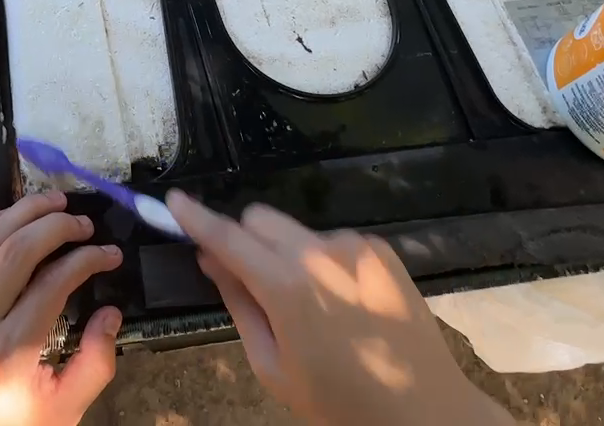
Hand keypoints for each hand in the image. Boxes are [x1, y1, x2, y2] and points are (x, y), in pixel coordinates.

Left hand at [0, 192, 124, 425]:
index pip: (54, 283)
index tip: (110, 253)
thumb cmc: (11, 424)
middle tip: (85, 223)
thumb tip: (111, 311)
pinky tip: (11, 215)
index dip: (88, 259)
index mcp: (13, 349)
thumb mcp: (63, 410)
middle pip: (19, 249)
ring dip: (24, 211)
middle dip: (58, 226)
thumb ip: (95, 362)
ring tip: (55, 203)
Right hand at [167, 192, 512, 425]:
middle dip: (243, 238)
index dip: (196, 217)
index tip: (173, 200)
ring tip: (308, 302)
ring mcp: (353, 246)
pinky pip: (329, 239)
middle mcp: (318, 253)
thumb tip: (211, 260)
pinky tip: (342, 300)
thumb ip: (239, 304)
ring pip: (293, 229)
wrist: (430, 415)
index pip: (227, 238)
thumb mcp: (274, 368)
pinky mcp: (378, 247)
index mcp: (286, 288)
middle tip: (248, 277)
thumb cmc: (341, 405)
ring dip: (283, 250)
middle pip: (258, 218)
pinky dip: (320, 259)